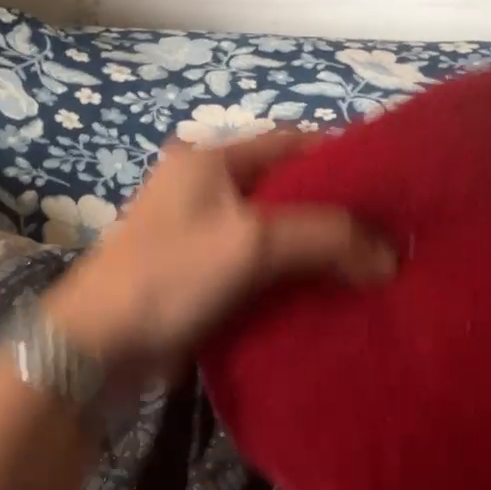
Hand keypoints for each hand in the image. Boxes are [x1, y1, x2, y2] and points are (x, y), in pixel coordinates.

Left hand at [41, 132, 394, 381]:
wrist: (99, 347)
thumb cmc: (170, 277)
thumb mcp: (251, 244)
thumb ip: (324, 238)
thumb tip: (390, 257)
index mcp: (210, 159)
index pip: (292, 142)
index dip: (343, 159)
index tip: (390, 189)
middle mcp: (206, 188)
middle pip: (287, 189)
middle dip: (335, 213)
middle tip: (386, 237)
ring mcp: (201, 234)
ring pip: (275, 232)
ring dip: (315, 250)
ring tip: (370, 268)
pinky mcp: (201, 275)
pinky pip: (259, 267)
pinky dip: (291, 277)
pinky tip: (326, 294)